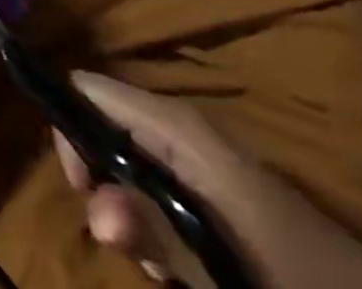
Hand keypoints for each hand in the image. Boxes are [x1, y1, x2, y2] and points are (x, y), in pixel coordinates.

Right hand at [52, 72, 246, 287]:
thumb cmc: (292, 273)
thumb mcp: (217, 264)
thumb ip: (154, 231)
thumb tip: (92, 206)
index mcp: (181, 127)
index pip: (93, 91)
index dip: (70, 129)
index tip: (78, 187)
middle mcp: (183, 127)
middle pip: (105, 123)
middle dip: (97, 174)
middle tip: (117, 235)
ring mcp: (199, 154)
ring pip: (127, 155)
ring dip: (124, 205)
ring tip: (155, 261)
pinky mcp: (212, 183)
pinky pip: (155, 179)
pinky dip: (150, 216)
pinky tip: (176, 262)